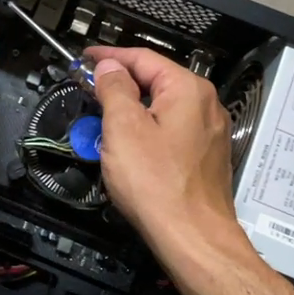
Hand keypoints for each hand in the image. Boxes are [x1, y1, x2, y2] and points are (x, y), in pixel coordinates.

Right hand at [88, 46, 241, 266]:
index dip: (109, 56)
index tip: (84, 58)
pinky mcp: (206, 157)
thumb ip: (114, 89)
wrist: (193, 238)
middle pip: (156, 81)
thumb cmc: (156, 183)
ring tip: (103, 119)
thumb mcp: (123, 128)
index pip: (143, 58)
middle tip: (88, 89)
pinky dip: (147, 130)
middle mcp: (206, 105)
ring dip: (132, 109)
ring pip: (163, 108)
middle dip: (120, 84)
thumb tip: (109, 66)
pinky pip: (172, 131)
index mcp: (188, 89)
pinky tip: (130, 146)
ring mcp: (209, 133)